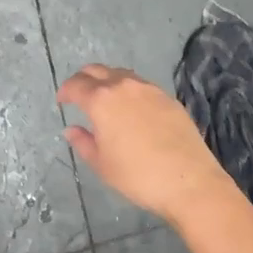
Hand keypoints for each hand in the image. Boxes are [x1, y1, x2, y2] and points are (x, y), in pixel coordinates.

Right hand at [56, 64, 232, 224]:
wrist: (190, 182)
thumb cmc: (139, 176)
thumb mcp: (102, 165)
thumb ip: (83, 143)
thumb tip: (71, 129)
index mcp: (101, 100)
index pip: (76, 85)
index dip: (65, 91)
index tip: (62, 100)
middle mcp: (122, 85)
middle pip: (96, 70)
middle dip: (83, 79)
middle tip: (79, 94)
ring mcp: (148, 88)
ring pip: (120, 74)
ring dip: (108, 81)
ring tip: (106, 100)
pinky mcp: (168, 97)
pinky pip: (141, 86)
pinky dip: (129, 91)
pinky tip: (134, 110)